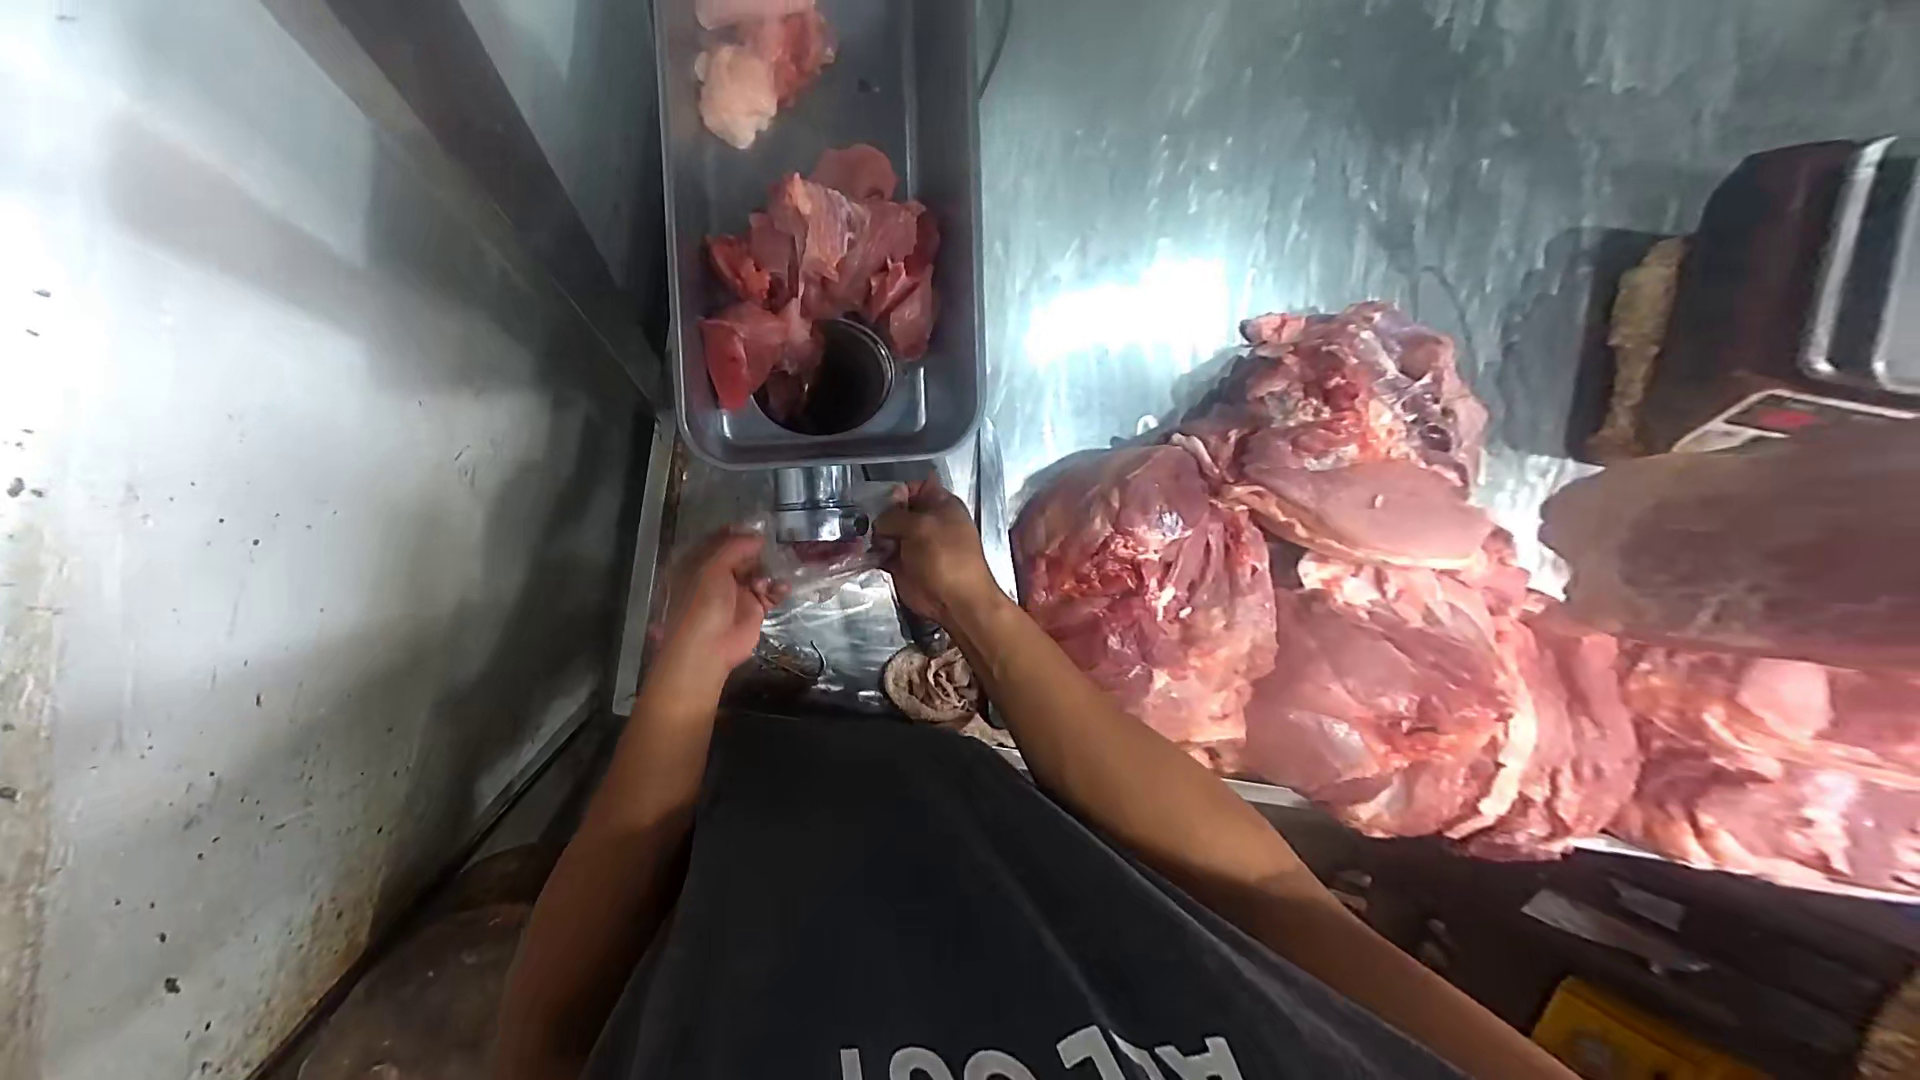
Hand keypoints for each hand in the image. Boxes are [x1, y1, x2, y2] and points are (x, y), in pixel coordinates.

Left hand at [656, 527, 781, 684]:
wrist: (707, 647)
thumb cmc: (702, 604)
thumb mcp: (712, 567)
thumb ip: (735, 547)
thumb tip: (758, 538)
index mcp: (700, 564)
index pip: (720, 542)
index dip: (738, 533)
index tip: (758, 526)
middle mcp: (718, 577)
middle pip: (743, 556)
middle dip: (759, 551)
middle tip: (777, 543)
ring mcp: (737, 593)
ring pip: (759, 573)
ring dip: (770, 569)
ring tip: (780, 567)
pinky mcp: (754, 609)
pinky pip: (770, 593)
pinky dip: (778, 588)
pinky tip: (783, 586)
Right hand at [875, 478, 1001, 625]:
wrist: (955, 600)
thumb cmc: (947, 558)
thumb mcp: (921, 526)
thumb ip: (896, 514)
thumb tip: (881, 516)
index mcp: (941, 506)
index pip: (916, 486)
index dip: (898, 490)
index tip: (882, 499)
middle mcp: (928, 523)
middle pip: (896, 509)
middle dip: (880, 514)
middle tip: (869, 521)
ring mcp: (915, 545)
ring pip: (886, 531)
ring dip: (874, 535)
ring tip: (868, 540)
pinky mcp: (903, 565)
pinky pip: (882, 553)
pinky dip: (873, 553)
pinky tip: (867, 553)